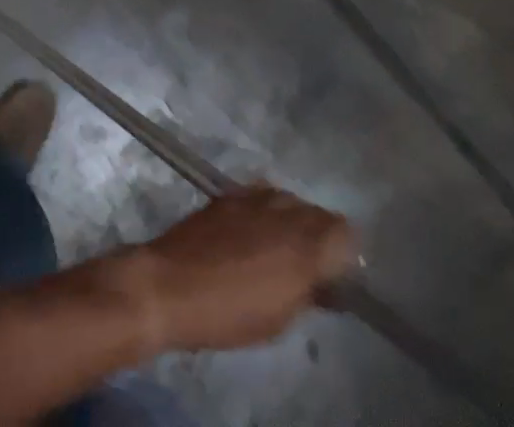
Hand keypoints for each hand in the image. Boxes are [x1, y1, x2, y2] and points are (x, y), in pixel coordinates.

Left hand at [136, 186, 354, 351]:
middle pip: (320, 214)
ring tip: (276, 247)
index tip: (331, 279)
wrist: (166, 286)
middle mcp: (285, 212)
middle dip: (320, 237)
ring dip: (291, 221)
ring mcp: (254, 198)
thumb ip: (308, 294)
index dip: (343, 257)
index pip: (348, 235)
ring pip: (290, 200)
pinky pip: (260, 196)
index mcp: (307, 246)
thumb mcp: (279, 319)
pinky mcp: (226, 195)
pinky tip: (250, 233)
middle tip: (306, 266)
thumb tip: (322, 284)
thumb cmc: (226, 313)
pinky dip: (264, 212)